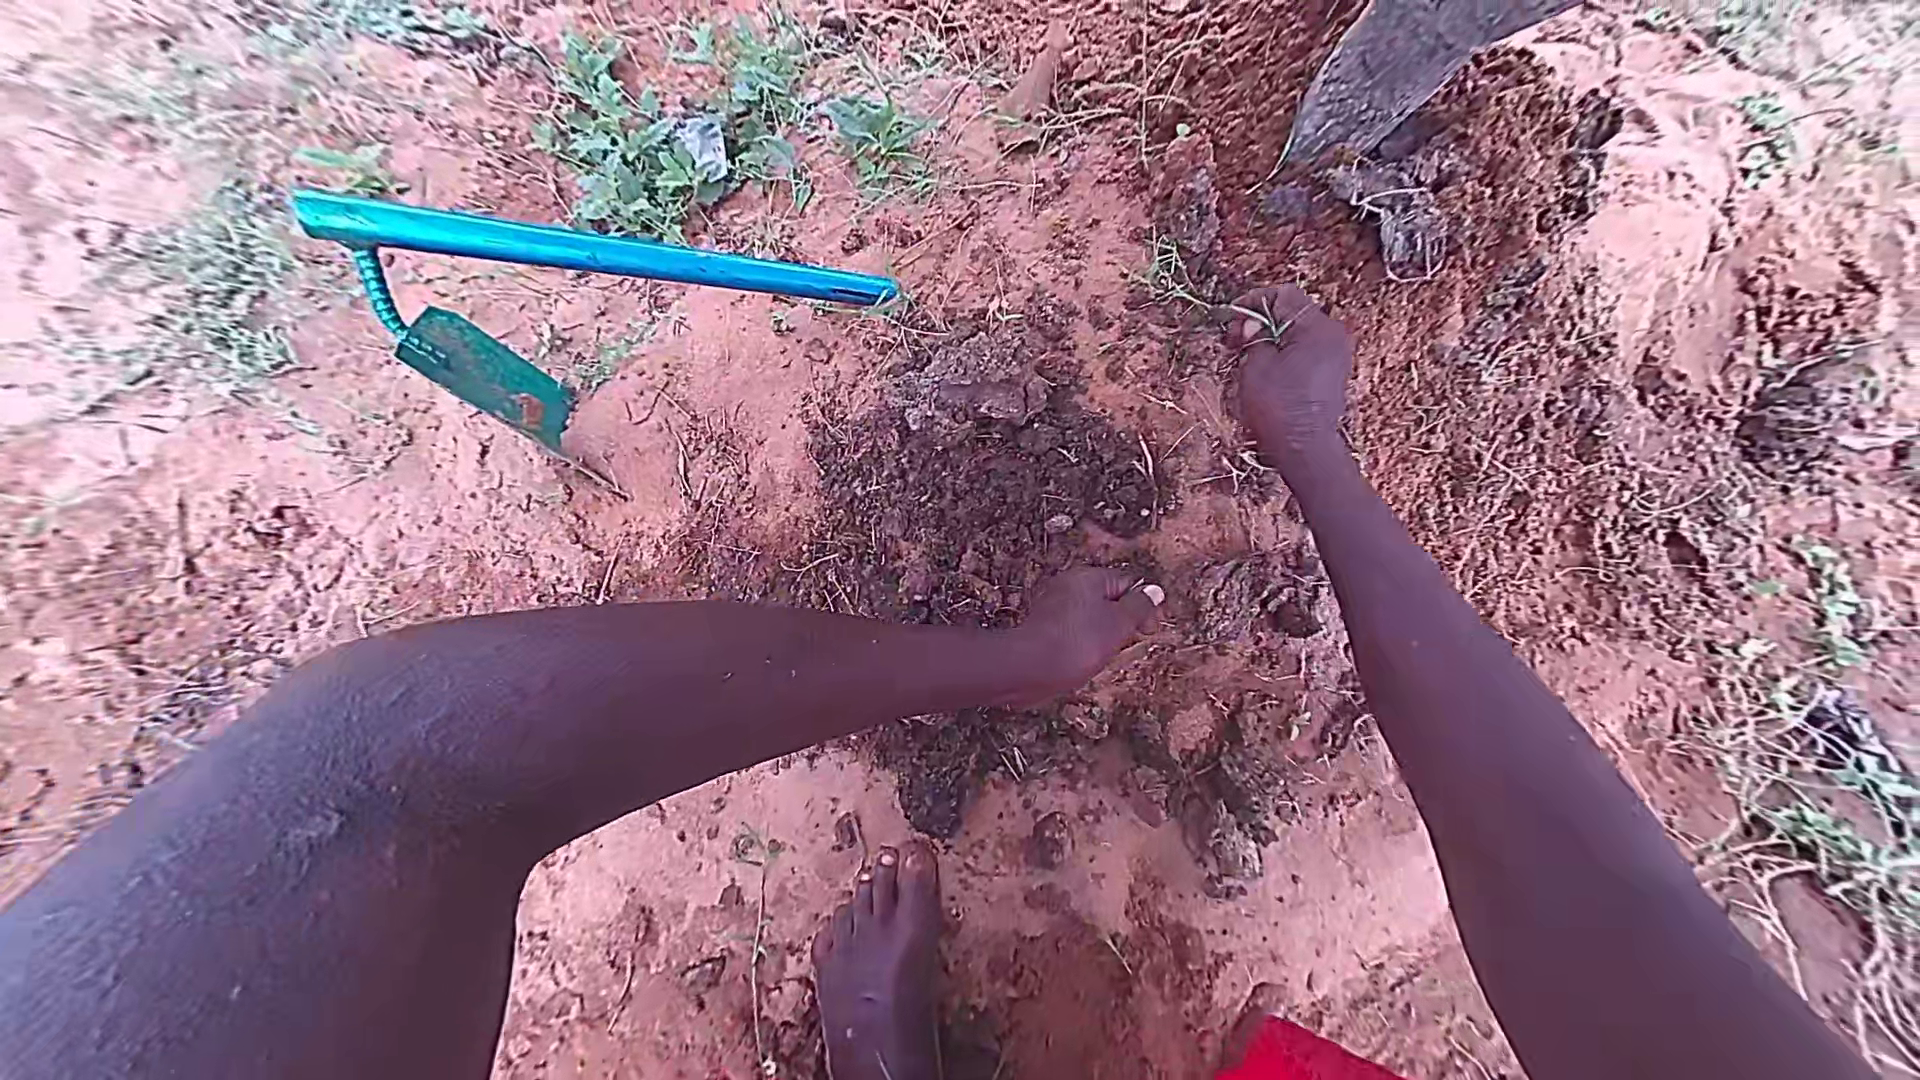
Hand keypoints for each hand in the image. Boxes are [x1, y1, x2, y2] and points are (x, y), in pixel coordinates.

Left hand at [1001, 567, 1163, 705]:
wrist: (1030, 667)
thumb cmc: (1078, 642)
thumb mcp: (1119, 623)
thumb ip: (1139, 606)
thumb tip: (1153, 591)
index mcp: (1088, 577)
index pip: (1128, 582)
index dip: (1144, 605)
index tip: (1149, 630)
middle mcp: (1068, 585)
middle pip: (1108, 599)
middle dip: (1122, 621)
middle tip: (1125, 643)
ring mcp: (1054, 606)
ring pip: (1092, 617)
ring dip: (1103, 634)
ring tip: (1102, 653)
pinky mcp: (1044, 627)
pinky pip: (1074, 631)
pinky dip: (1084, 643)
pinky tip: (1083, 659)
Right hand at [1225, 286, 1353, 470]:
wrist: (1303, 447)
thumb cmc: (1278, 407)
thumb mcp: (1256, 366)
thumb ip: (1254, 337)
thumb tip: (1251, 324)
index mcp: (1316, 327)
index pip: (1284, 295)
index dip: (1253, 302)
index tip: (1232, 318)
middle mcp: (1332, 335)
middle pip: (1293, 312)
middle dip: (1261, 321)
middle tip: (1235, 341)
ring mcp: (1336, 355)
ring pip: (1298, 333)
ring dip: (1271, 338)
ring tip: (1247, 357)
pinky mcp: (1332, 373)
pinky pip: (1306, 351)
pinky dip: (1284, 353)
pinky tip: (1265, 371)